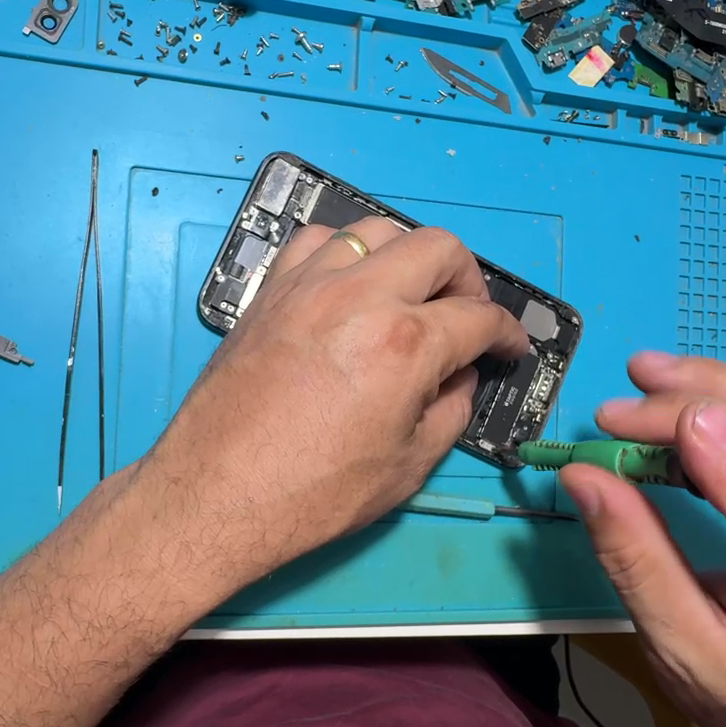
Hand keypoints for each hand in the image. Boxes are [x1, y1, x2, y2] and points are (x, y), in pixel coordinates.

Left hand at [139, 218, 528, 579]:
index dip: (507, 335)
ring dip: (408, 259)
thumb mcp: (408, 468)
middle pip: (439, 248)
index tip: (510, 349)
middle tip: (466, 319)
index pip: (480, 318)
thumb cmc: (314, 495)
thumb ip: (450, 409)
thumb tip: (460, 375)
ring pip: (377, 231)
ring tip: (408, 297)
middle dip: (469, 281)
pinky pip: (316, 241)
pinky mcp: (270, 291)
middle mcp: (361, 295)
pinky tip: (347, 286)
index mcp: (405, 343)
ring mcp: (309, 285)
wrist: (215, 494)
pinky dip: (346, 253)